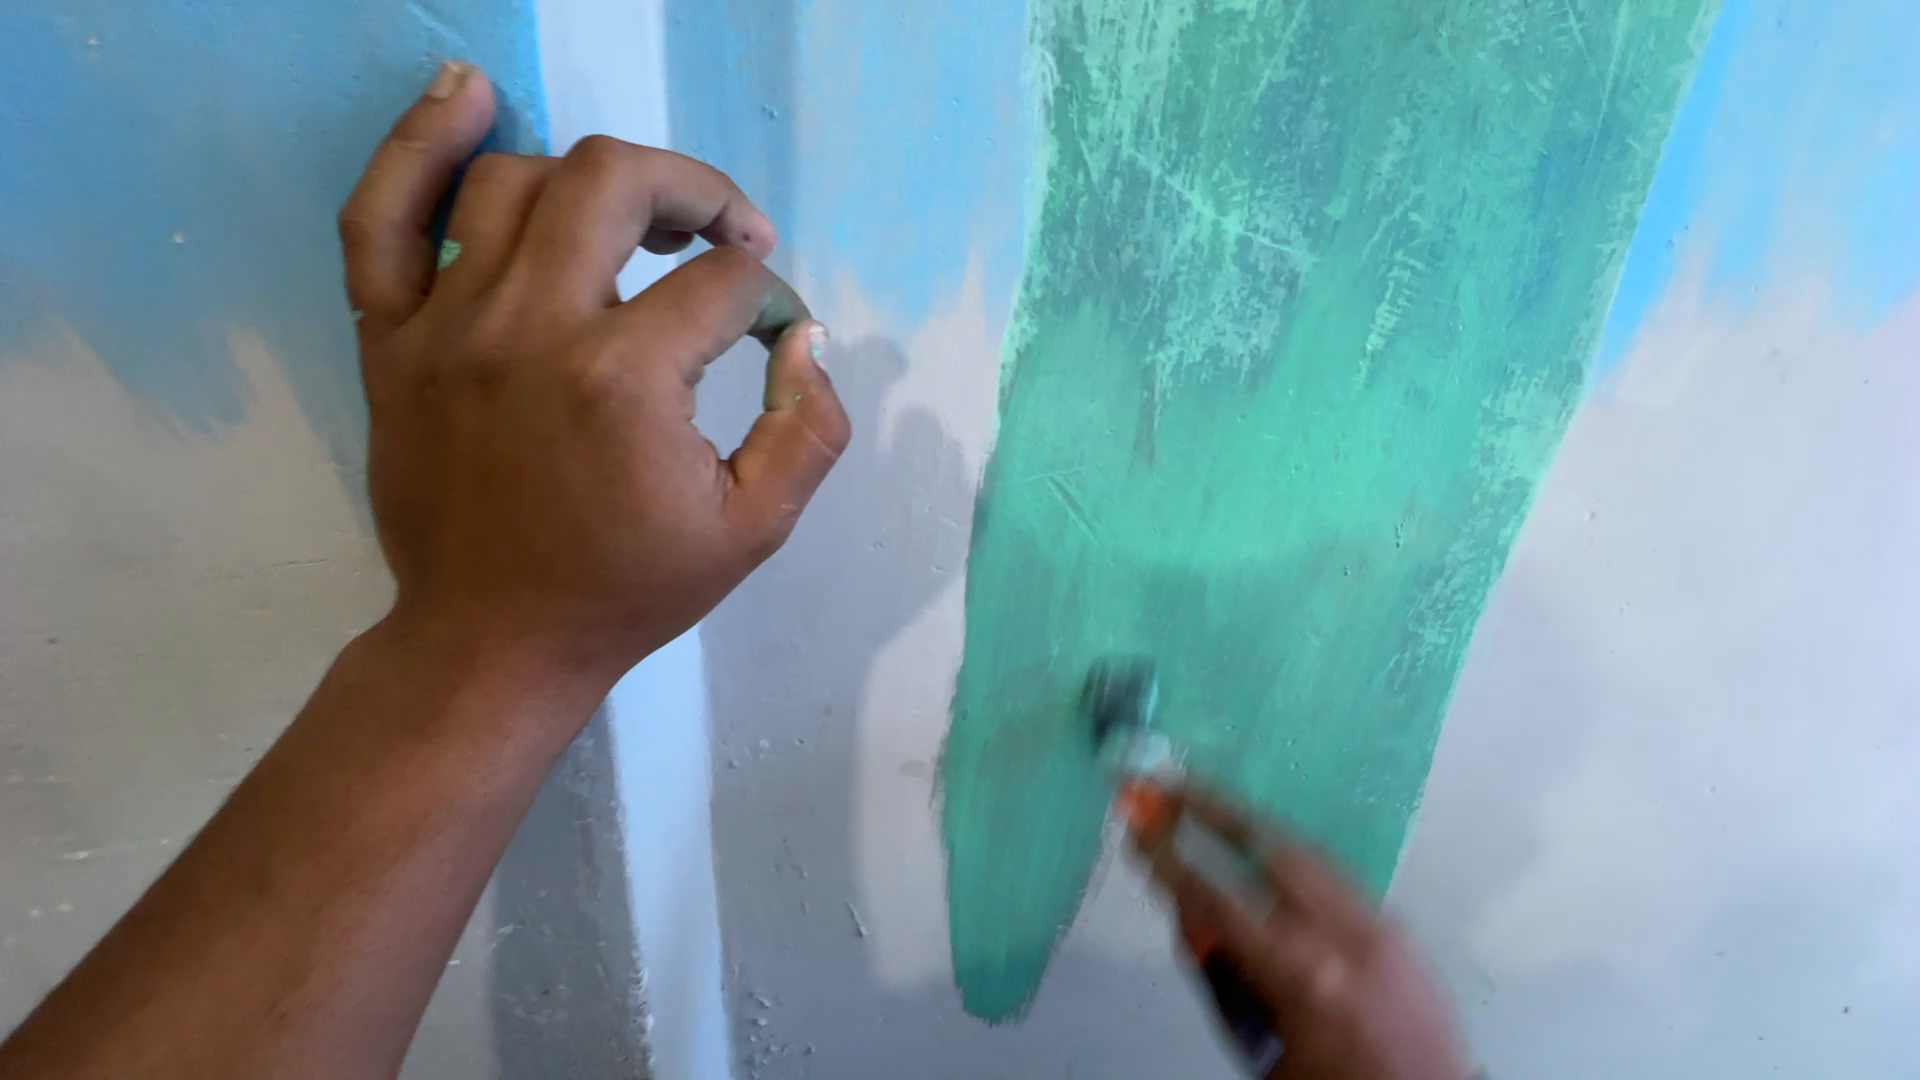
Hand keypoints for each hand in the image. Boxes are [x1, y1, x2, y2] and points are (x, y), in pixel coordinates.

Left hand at [338, 62, 848, 688]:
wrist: (498, 640)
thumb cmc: (634, 588)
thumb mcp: (756, 528)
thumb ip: (810, 430)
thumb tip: (806, 338)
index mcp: (628, 381)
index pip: (725, 287)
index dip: (771, 299)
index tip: (777, 334)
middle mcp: (533, 328)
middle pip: (620, 184)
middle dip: (700, 193)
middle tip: (733, 235)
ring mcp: (448, 325)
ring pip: (520, 180)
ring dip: (602, 179)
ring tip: (647, 216)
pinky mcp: (394, 338)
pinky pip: (386, 212)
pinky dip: (422, 142)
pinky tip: (470, 95)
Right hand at [1131, 788, 1469, 1079]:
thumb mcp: (1256, 1042)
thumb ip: (1221, 972)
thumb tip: (1185, 903)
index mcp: (1300, 977)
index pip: (1216, 898)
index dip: (1169, 857)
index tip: (1137, 825)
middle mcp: (1341, 937)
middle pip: (1266, 848)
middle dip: (1213, 809)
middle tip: (1172, 785)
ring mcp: (1375, 924)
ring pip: (1302, 848)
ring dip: (1250, 822)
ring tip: (1210, 800)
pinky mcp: (1396, 923)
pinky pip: (1330, 870)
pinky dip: (1288, 851)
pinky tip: (1263, 842)